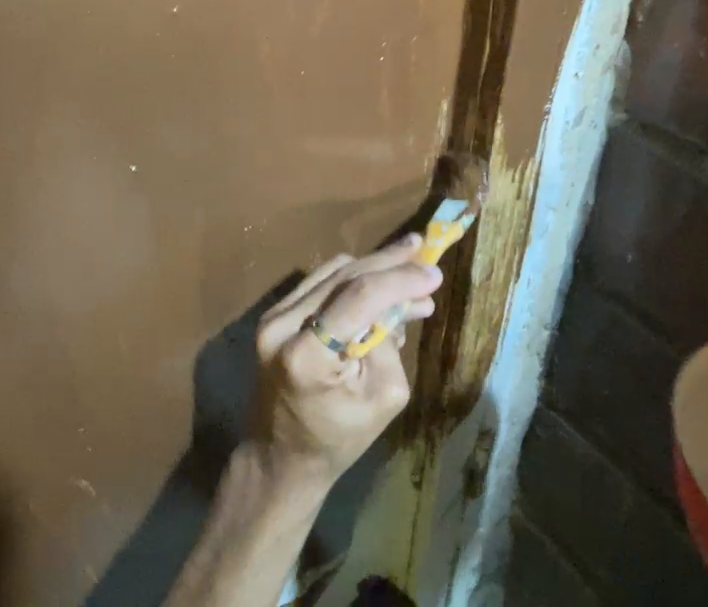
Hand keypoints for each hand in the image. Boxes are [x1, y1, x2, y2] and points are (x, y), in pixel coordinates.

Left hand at [247, 234, 442, 486]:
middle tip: (425, 250)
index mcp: (308, 355)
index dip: (400, 280)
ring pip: (332, 272)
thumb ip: (391, 343)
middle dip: (390, 263)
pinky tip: (381, 285)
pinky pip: (320, 283)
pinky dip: (353, 280)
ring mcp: (273, 317)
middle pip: (345, 275)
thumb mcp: (383, 399)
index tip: (435, 274)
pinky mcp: (273, 315)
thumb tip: (403, 301)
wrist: (279, 457)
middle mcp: (283, 325)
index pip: (360, 297)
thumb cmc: (337, 439)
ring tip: (410, 267)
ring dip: (374, 268)